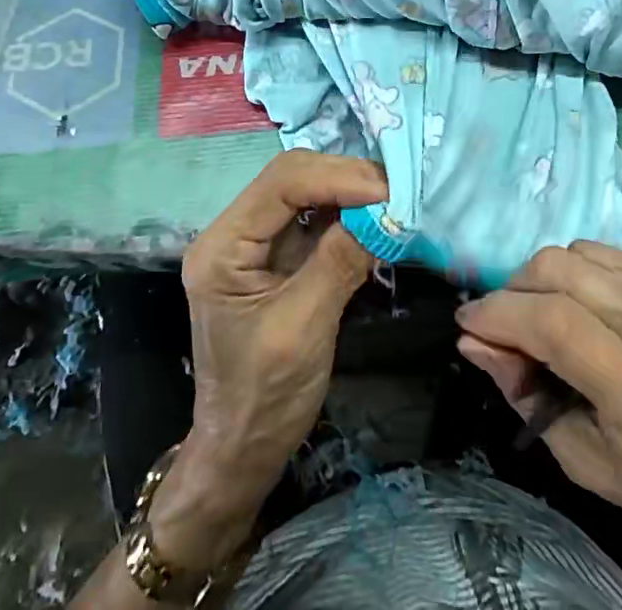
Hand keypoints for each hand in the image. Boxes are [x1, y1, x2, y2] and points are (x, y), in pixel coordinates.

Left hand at [149, 150, 387, 569]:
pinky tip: (374, 219)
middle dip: (345, 179)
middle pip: (289, 181)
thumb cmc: (266, 395)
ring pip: (302, 196)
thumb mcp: (304, 326)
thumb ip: (339, 261)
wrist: (244, 444)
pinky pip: (310, 224)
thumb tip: (385, 212)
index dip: (336, 178)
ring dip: (348, 194)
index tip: (390, 189)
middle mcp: (231, 234)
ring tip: (395, 198)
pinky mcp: (273, 260)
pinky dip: (345, 218)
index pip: (280, 184)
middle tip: (400, 190)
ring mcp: (252, 246)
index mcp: (221, 247)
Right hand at [455, 241, 621, 564]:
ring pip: (571, 253)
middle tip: (504, 327)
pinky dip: (571, 270)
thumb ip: (520, 390)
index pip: (556, 323)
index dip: (499, 314)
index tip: (468, 324)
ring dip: (539, 280)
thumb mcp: (576, 457)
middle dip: (511, 293)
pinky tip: (578, 302)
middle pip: (558, 271)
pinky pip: (596, 249)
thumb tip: (471, 339)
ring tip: (541, 315)